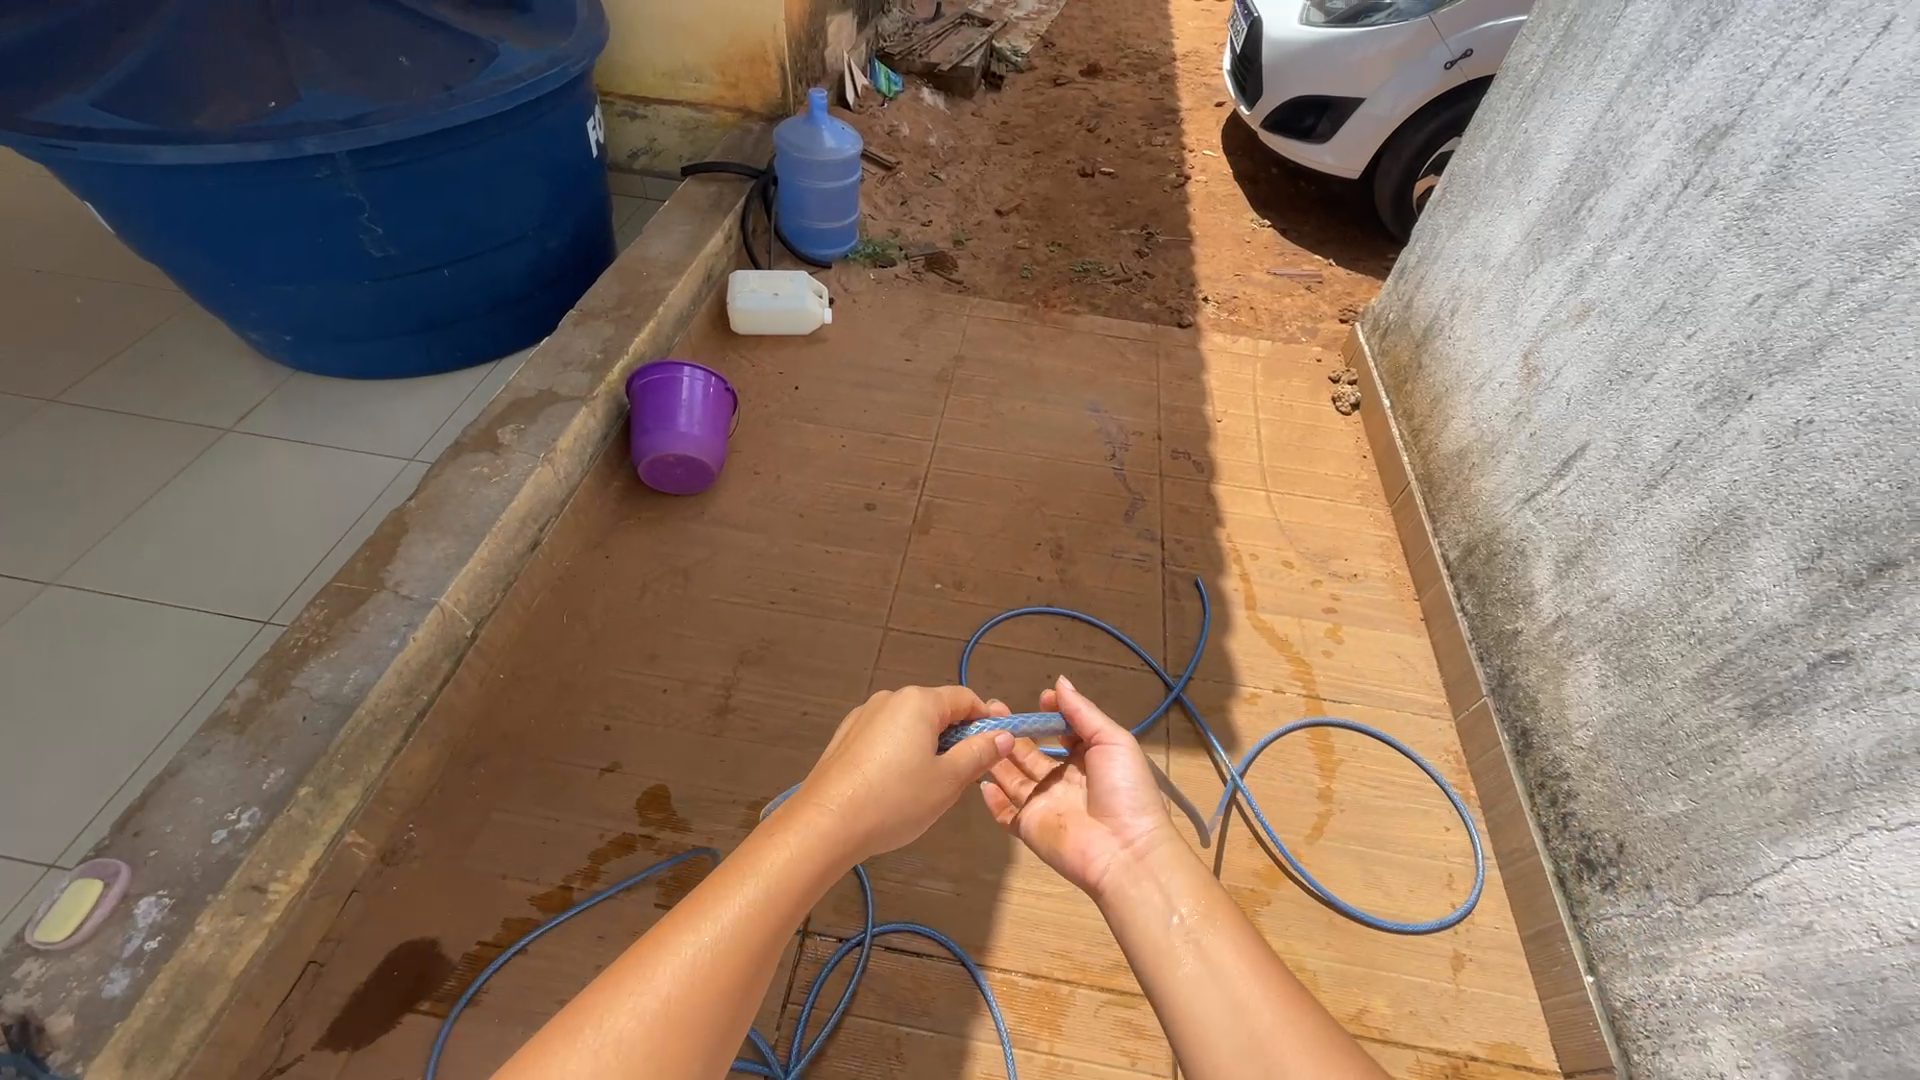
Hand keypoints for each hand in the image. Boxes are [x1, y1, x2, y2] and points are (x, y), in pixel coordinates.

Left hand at [789, 686, 1015, 865]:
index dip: (988, 719)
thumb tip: (1003, 735)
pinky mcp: (846, 737)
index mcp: (918, 702)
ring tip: (931, 786)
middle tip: (967, 774)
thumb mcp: (948, 781)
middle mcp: (890, 699)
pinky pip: (886, 737)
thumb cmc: (894, 800)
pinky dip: (901, 753)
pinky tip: (897, 786)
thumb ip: (979, 753)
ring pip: (910, 725)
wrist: (826, 824)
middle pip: (937, 710)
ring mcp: (863, 716)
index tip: (1002, 743)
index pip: (966, 699)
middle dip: (957, 737)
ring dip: (929, 746)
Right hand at [980, 676, 1178, 898]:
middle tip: (991, 710)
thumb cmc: (1124, 790)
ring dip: (998, 755)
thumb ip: (1083, 712)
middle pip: (1031, 753)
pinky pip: (1005, 812)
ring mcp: (1044, 804)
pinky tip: (980, 776)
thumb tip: (1058, 682)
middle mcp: (1064, 781)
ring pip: (1014, 777)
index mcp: (1089, 760)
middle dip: (1014, 731)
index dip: (1050, 715)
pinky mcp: (1029, 827)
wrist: (1126, 852)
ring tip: (978, 732)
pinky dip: (992, 798)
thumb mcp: (1113, 741)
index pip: (1063, 732)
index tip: (1038, 699)